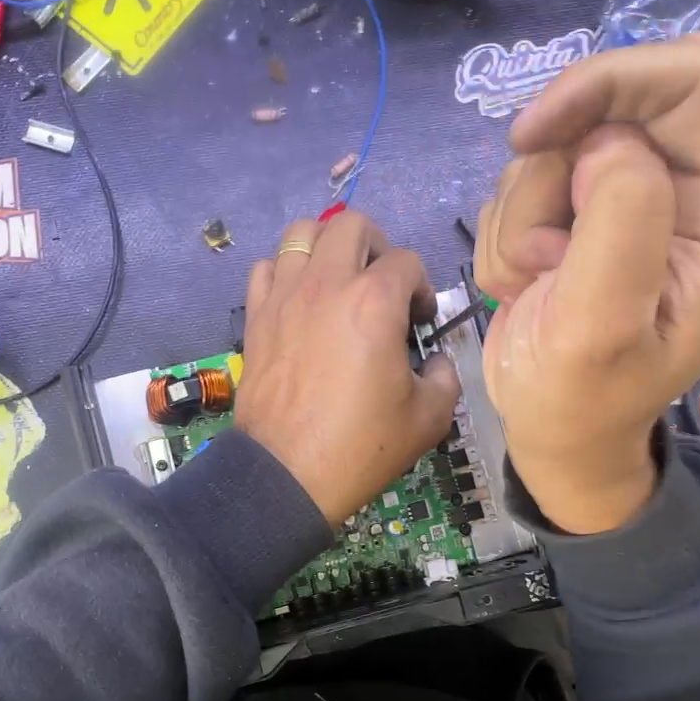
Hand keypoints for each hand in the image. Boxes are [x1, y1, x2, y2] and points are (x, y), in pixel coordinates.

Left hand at [234, 211, 458, 525]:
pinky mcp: (255, 317)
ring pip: (301, 232)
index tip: (417, 323)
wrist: (287, 475)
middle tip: (381, 286)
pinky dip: (285, 272)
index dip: (421, 288)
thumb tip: (434, 362)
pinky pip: (266, 268)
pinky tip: (298, 300)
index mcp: (374, 301)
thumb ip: (443, 376)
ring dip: (326, 248)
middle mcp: (326, 283)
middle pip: (351, 225)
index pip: (407, 262)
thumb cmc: (360, 447)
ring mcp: (284, 296)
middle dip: (377, 246)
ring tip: (337, 282)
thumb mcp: (428, 418)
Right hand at [475, 34, 699, 533]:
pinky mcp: (579, 216)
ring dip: (521, 219)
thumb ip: (620, 223)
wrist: (557, 436)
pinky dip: (507, 234)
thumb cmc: (583, 400)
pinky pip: (524, 182)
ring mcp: (628, 202)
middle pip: (609, 106)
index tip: (533, 134)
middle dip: (548, 175)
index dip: (610, 82)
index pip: (694, 79)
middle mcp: (687, 192)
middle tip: (539, 253)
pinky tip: (523, 286)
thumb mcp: (599, 327)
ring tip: (532, 287)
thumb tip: (605, 141)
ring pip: (555, 148)